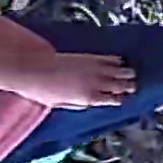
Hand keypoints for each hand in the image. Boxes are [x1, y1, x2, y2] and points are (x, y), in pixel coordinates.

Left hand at [6, 50, 137, 107]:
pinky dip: (119, 62)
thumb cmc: (40, 90)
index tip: (121, 99)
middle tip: (131, 87)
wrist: (32, 69)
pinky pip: (115, 60)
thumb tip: (90, 103)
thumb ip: (77, 104)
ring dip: (128, 75)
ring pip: (125, 72)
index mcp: (89, 97)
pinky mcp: (95, 58)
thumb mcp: (58, 104)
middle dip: (130, 87)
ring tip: (128, 75)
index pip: (115, 100)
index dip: (120, 100)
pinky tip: (118, 64)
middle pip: (125, 86)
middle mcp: (99, 84)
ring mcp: (99, 69)